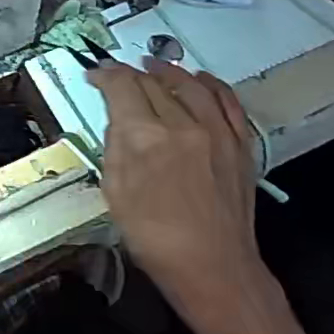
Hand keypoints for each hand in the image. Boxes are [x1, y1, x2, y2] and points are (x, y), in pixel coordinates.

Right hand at [88, 59, 267, 316]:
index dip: (104, 74)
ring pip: (189, 84)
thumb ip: (114, 145)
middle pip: (152, 82)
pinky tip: (199, 78)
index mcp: (143, 136)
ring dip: (168, 70)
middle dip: (129, 74)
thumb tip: (118, 119)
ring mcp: (216, 133)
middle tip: (116, 76)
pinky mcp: (239, 145)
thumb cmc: (151, 235)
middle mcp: (181, 124)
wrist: (212, 268)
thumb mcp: (114, 188)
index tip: (94, 74)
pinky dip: (211, 84)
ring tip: (153, 65)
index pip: (121, 85)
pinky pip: (227, 102)